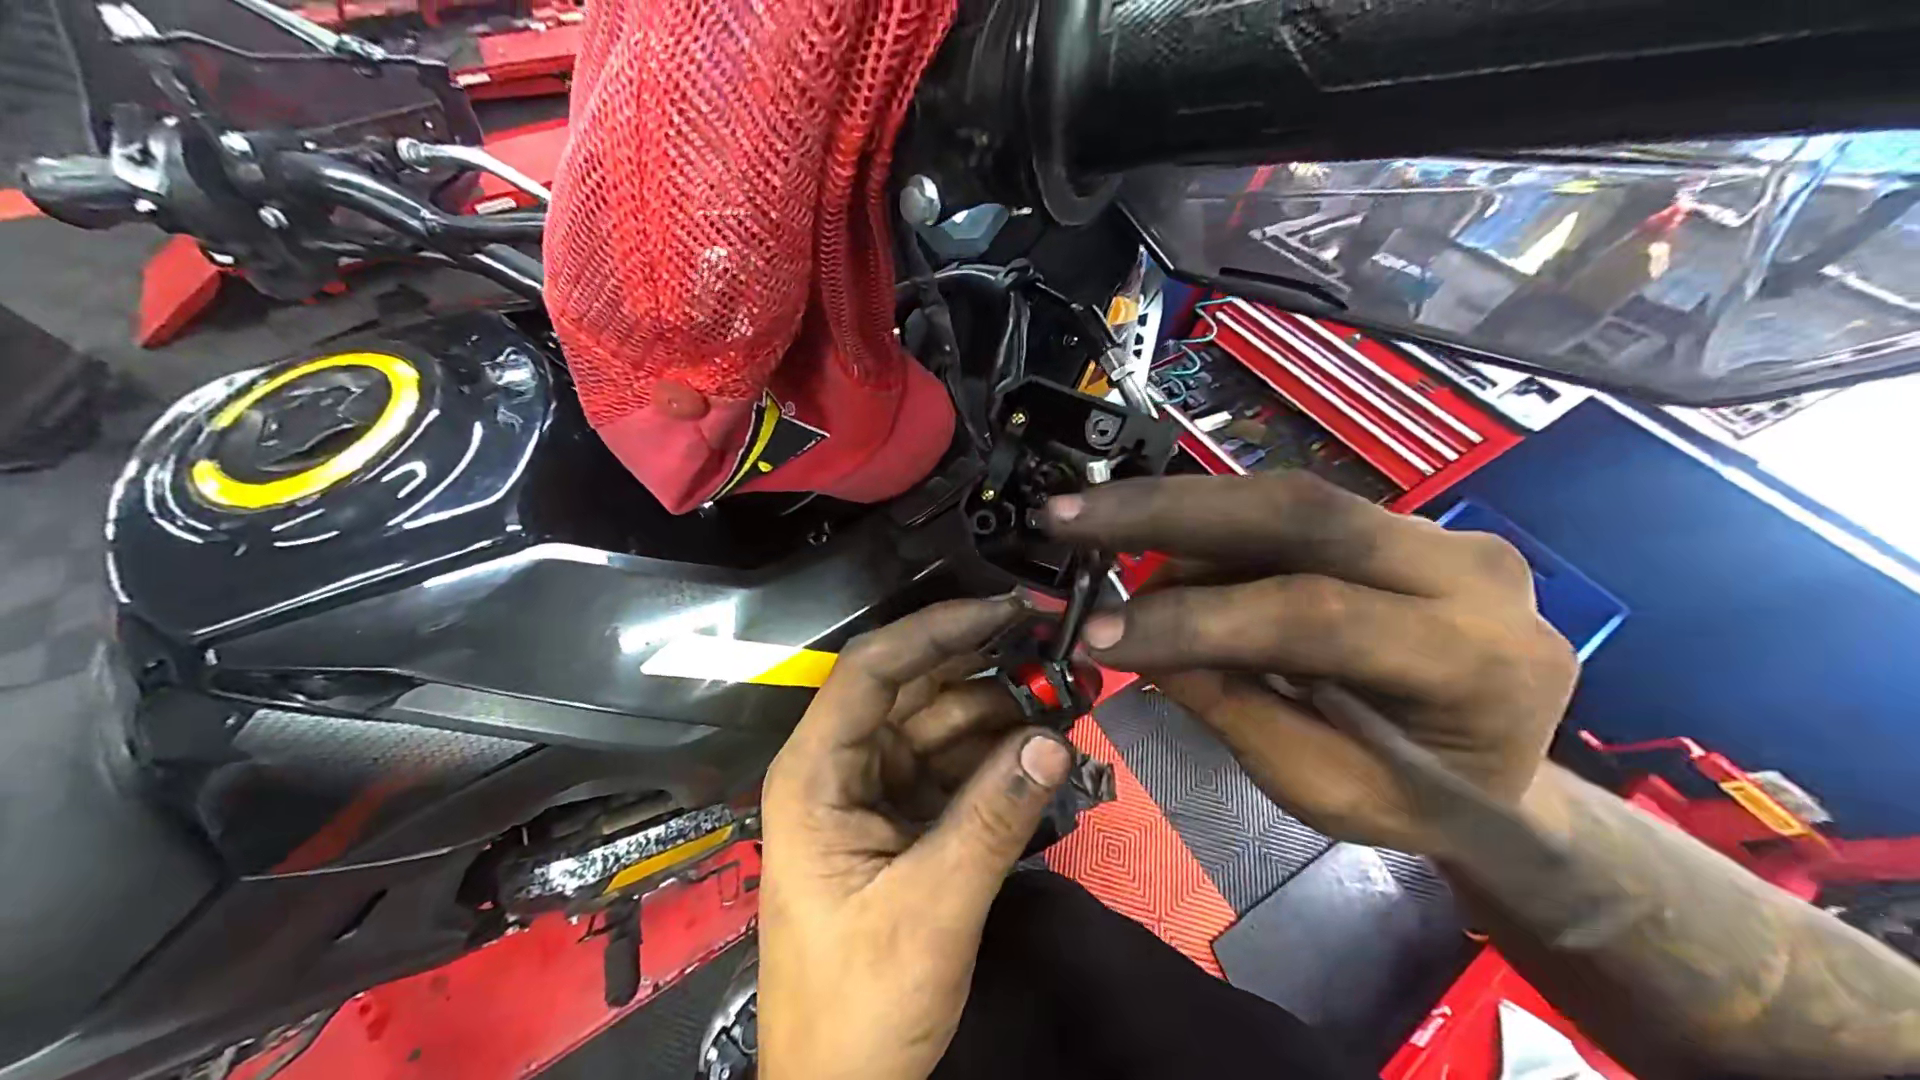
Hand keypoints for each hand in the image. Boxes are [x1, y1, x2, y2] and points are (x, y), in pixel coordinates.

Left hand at [758, 598, 1075, 1079]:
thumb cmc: (856, 1004)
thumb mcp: (929, 911)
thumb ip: (993, 820)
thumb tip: (1053, 739)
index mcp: (815, 773)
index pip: (872, 670)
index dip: (937, 630)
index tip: (1004, 611)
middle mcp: (841, 766)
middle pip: (914, 689)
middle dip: (983, 669)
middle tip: (1051, 654)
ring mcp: (875, 790)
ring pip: (942, 724)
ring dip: (1001, 712)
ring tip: (1063, 702)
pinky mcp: (905, 816)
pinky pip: (956, 765)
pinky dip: (999, 755)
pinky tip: (1042, 748)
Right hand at [1044, 472, 1577, 856]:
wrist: (1505, 776)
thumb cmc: (1420, 803)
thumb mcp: (1320, 787)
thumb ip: (1231, 708)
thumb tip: (1132, 636)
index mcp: (1475, 660)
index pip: (1312, 614)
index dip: (1191, 619)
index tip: (1095, 634)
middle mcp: (1468, 569)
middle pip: (1297, 511)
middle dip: (1165, 512)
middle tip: (1069, 518)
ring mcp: (1437, 532)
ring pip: (1280, 500)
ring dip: (1174, 518)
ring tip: (1097, 542)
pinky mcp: (1397, 523)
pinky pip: (1284, 515)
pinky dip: (1207, 532)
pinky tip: (1157, 553)